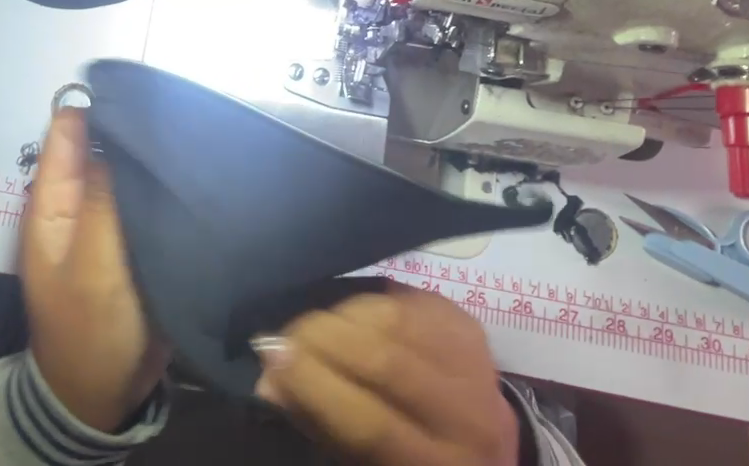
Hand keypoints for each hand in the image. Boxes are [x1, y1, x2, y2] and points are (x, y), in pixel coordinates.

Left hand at [20, 107, 168, 431]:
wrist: (106, 393)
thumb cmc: (91, 328)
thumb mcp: (94, 261)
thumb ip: (102, 195)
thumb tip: (116, 130)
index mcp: (53, 201)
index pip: (69, 130)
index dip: (100, 104)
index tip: (144, 88)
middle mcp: (77, 202)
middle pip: (102, 145)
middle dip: (133, 127)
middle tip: (179, 107)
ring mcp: (106, 221)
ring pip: (128, 171)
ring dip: (151, 156)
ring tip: (192, 131)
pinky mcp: (133, 239)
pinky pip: (148, 199)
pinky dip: (163, 184)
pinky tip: (194, 170)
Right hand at [255, 284, 518, 465]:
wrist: (472, 450)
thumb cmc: (397, 457)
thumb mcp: (358, 462)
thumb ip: (319, 424)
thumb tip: (270, 378)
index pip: (370, 423)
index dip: (314, 384)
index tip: (269, 352)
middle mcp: (468, 421)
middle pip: (387, 361)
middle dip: (323, 337)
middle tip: (283, 331)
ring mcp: (479, 369)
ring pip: (399, 318)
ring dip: (344, 311)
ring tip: (313, 320)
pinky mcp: (473, 330)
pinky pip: (415, 299)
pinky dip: (375, 299)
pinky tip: (351, 308)